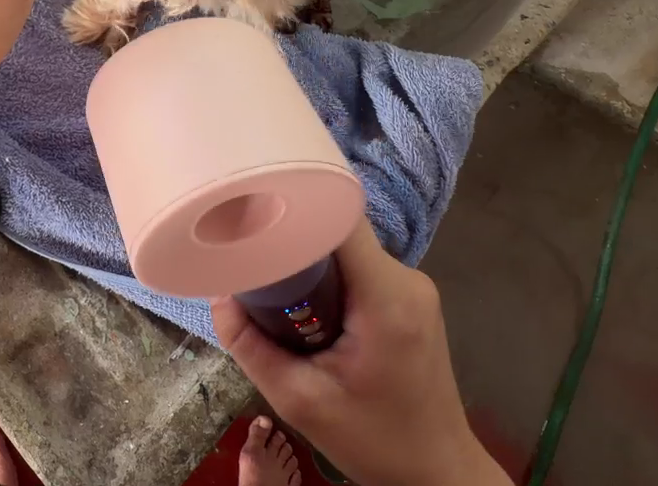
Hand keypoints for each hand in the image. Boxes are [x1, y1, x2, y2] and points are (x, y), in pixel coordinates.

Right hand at [211, 223, 507, 485]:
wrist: (438, 474)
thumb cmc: (374, 440)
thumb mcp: (298, 400)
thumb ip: (250, 346)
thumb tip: (219, 295)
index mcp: (386, 298)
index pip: (339, 216)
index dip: (295, 198)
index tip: (250, 205)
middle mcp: (405, 279)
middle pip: (335, 228)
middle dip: (288, 235)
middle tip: (246, 251)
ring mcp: (410, 285)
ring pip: (342, 246)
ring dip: (304, 258)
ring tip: (268, 281)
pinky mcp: (406, 296)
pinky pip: (353, 263)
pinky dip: (322, 273)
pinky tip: (298, 299)